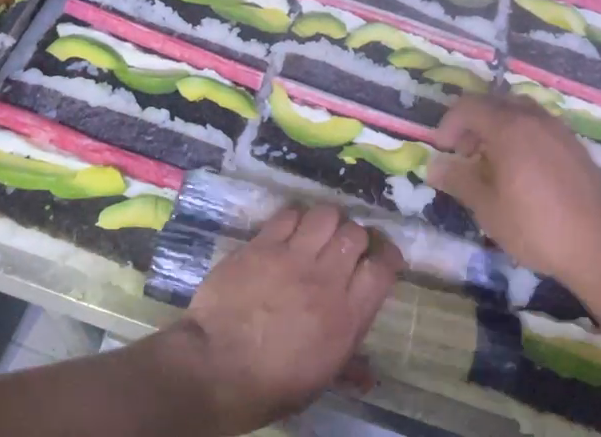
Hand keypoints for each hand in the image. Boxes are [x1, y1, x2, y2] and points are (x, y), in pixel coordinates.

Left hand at [163, 204, 404, 434]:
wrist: (214, 368)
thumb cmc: (270, 385)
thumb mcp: (318, 382)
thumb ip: (348, 367)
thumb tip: (368, 375)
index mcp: (346, 317)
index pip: (381, 269)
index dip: (387, 255)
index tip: (381, 256)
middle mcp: (325, 280)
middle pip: (355, 234)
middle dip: (355, 236)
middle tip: (344, 246)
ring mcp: (292, 258)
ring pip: (325, 215)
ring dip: (327, 221)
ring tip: (318, 232)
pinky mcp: (261, 245)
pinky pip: (288, 214)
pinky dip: (295, 217)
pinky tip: (289, 229)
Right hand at [428, 93, 600, 290]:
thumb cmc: (536, 227)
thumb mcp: (488, 208)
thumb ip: (458, 180)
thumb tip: (434, 166)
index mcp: (509, 127)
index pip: (469, 107)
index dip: (449, 124)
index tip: (443, 151)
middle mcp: (535, 119)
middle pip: (495, 104)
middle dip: (473, 124)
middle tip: (465, 155)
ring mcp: (560, 131)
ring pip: (520, 114)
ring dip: (499, 129)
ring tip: (493, 164)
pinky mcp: (577, 148)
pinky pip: (541, 128)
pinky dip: (523, 138)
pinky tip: (524, 174)